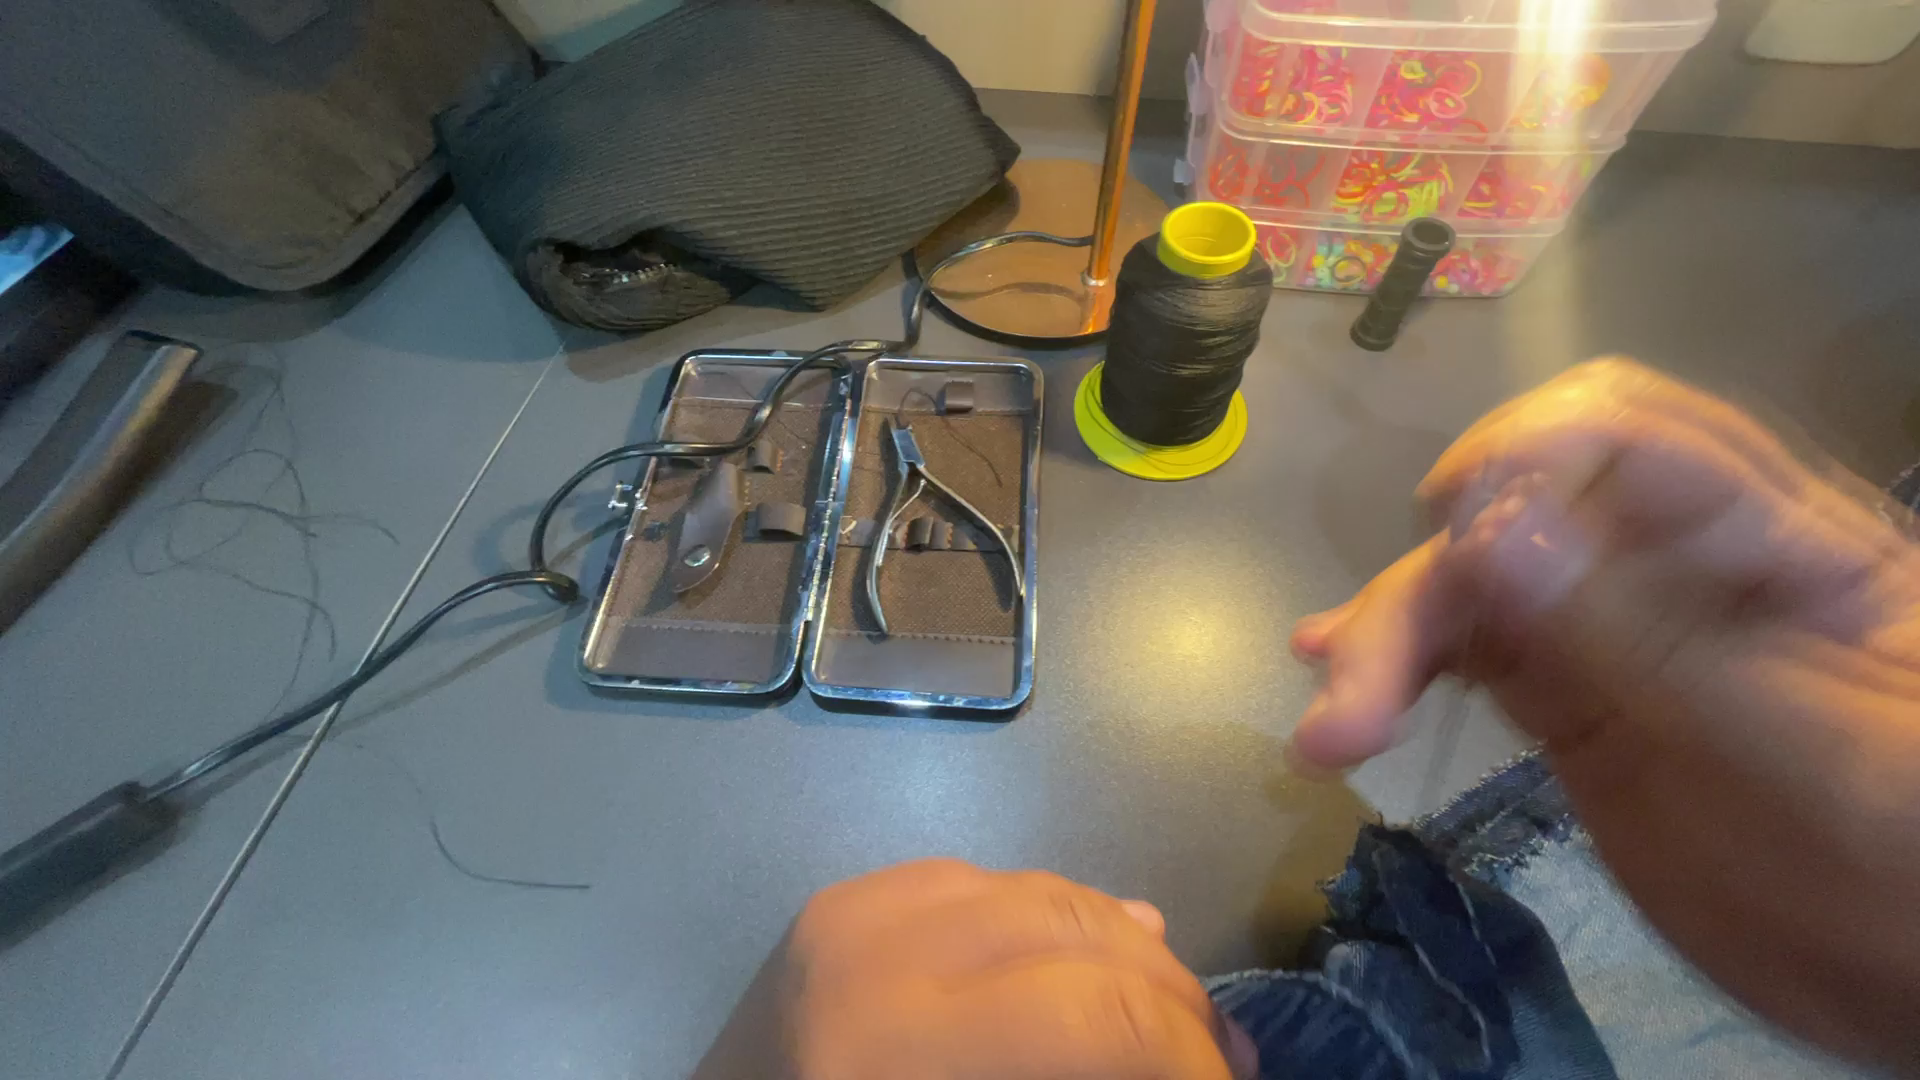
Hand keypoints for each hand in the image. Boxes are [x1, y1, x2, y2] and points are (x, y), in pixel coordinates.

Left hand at [692, 859, 1257, 1079]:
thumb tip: (1192, 1058)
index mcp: (891, 1051)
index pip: (1086, 1021)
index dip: (1181, 1051)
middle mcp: (868, 953)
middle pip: (1063, 924)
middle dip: (1161, 983)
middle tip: (1217, 1041)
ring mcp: (847, 909)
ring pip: (1026, 885)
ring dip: (1110, 935)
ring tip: (1165, 990)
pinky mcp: (840, 899)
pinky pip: (971, 881)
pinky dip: (1039, 912)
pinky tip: (1076, 946)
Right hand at [1289, 359, 1919, 1071]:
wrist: (1903, 977)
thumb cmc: (1909, 875)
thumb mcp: (1808, 759)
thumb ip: (1647, 637)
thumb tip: (1487, 531)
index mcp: (1761, 535)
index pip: (1619, 430)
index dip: (1517, 457)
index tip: (1448, 535)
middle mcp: (1654, 556)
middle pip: (1495, 517)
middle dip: (1414, 591)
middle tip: (1353, 695)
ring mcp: (1589, 615)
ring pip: (1449, 582)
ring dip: (1375, 643)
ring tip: (1328, 736)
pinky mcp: (1542, 675)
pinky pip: (1444, 640)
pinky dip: (1380, 662)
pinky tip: (1336, 692)